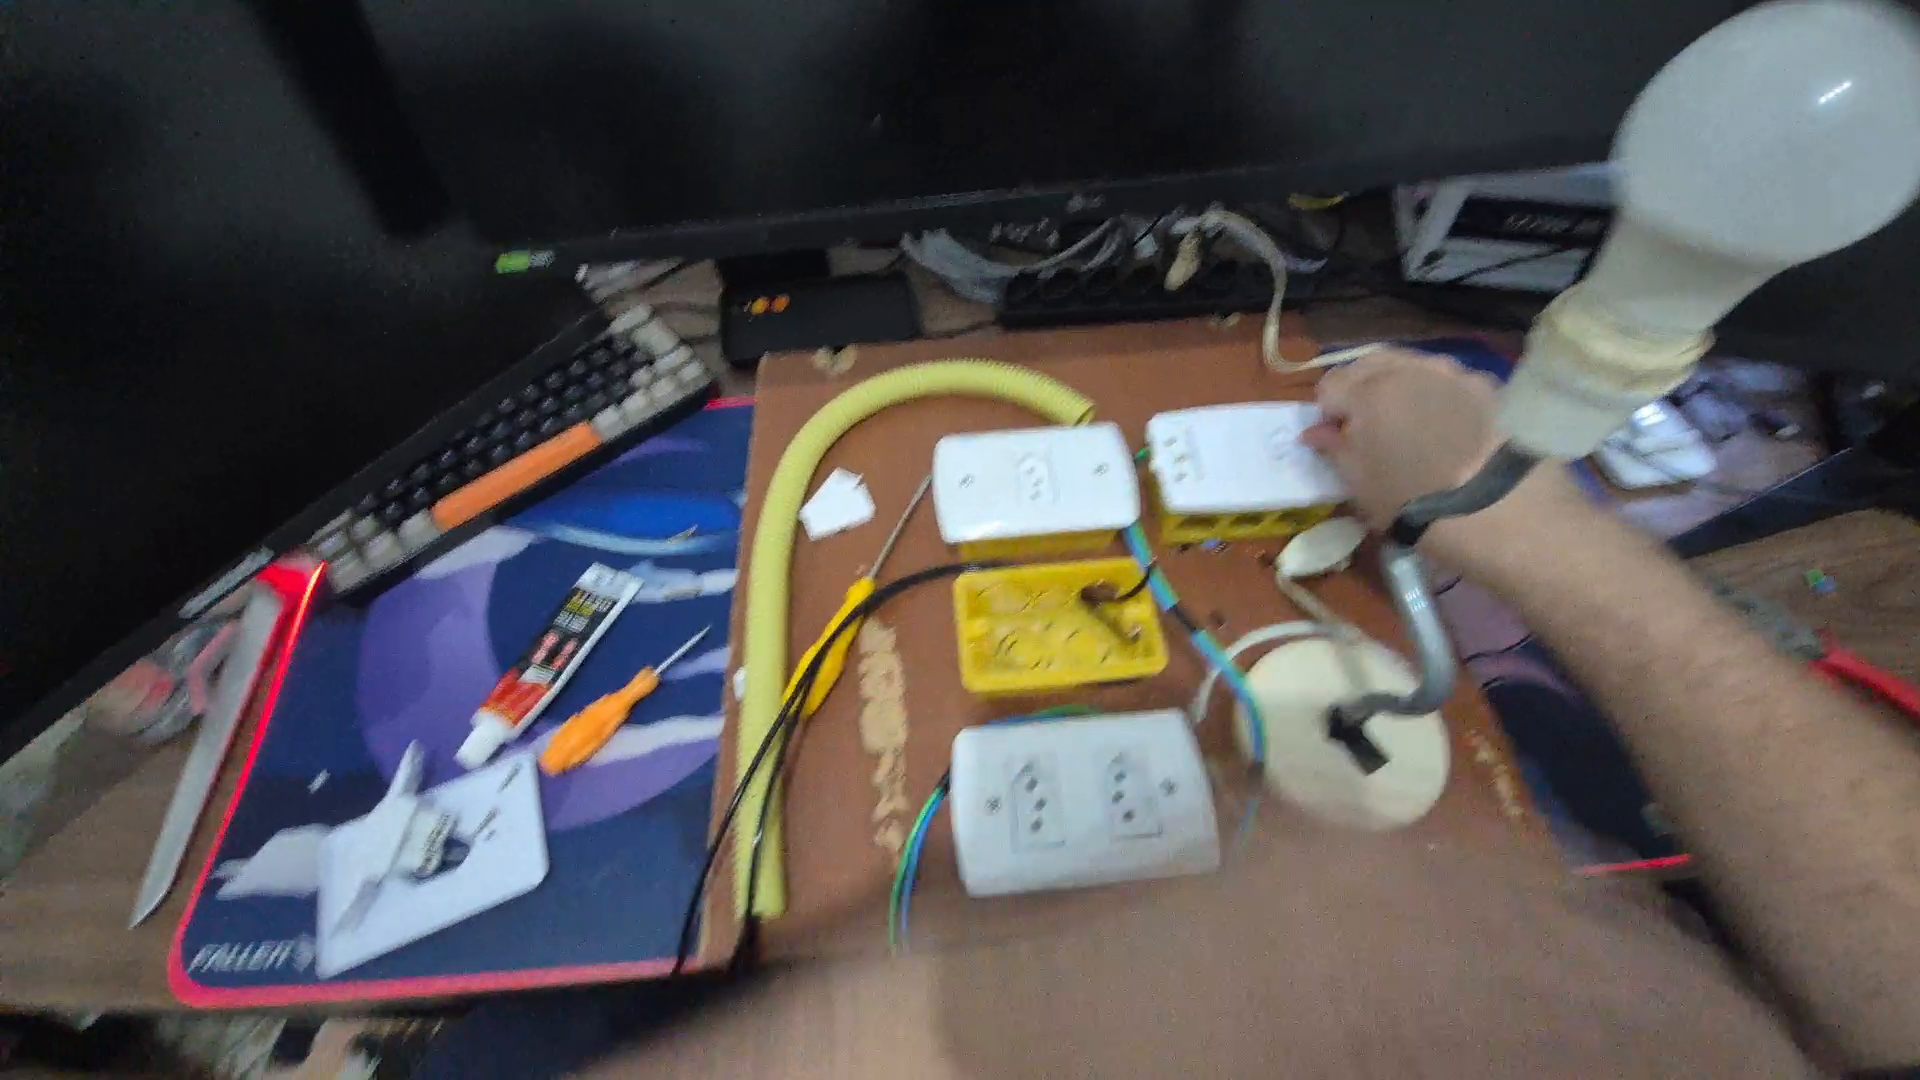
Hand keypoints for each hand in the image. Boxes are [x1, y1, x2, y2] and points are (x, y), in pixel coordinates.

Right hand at [1301, 349, 1582, 575]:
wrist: (1503, 513)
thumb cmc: (1412, 501)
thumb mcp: (1359, 483)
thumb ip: (1333, 448)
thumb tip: (1314, 432)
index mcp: (1369, 392)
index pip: (1328, 385)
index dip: (1326, 412)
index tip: (1335, 438)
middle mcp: (1410, 370)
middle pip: (1368, 364)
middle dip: (1358, 388)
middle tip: (1364, 425)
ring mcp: (1454, 373)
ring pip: (1410, 366)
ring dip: (1397, 386)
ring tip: (1407, 423)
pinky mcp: (1491, 386)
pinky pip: (1449, 380)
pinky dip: (1435, 394)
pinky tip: (1445, 427)